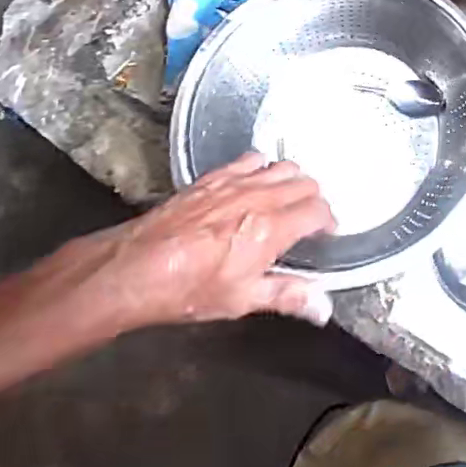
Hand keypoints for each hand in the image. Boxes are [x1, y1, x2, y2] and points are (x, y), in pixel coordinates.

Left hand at [41, 152, 336, 335]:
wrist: (136, 268)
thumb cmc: (189, 289)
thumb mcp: (242, 300)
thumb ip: (288, 296)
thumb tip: (324, 308)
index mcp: (272, 227)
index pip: (318, 210)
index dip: (328, 220)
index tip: (327, 231)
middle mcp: (260, 197)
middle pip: (305, 182)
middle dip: (313, 199)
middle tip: (308, 218)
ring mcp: (237, 182)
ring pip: (283, 166)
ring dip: (292, 179)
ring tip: (287, 197)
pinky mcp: (215, 176)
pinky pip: (252, 158)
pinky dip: (263, 166)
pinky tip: (256, 180)